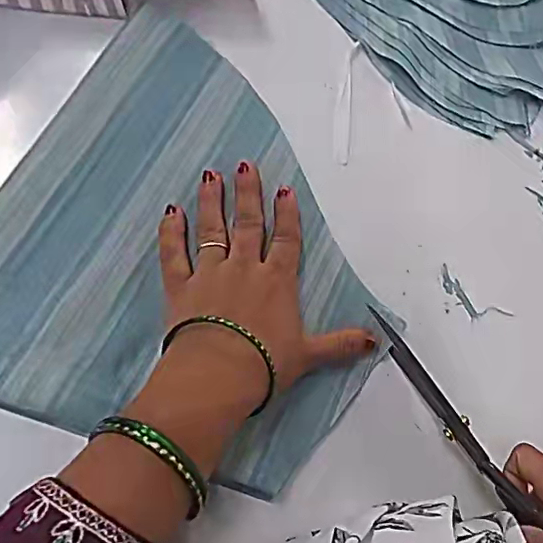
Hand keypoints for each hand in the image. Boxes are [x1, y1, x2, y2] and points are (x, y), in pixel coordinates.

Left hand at [157, 162, 375, 417]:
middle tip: (246, 167)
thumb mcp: (310, 354)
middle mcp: (244, 270)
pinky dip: (171, 232)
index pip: (285, 239)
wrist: (218, 375)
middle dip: (248, 194)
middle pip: (248, 224)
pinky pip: (173, 253)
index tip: (285, 191)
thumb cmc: (263, 364)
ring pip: (211, 230)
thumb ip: (340, 344)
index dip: (287, 214)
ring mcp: (210, 275)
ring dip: (212, 202)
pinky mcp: (181, 288)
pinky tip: (171, 212)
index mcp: (277, 282)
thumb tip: (372, 342)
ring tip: (211, 177)